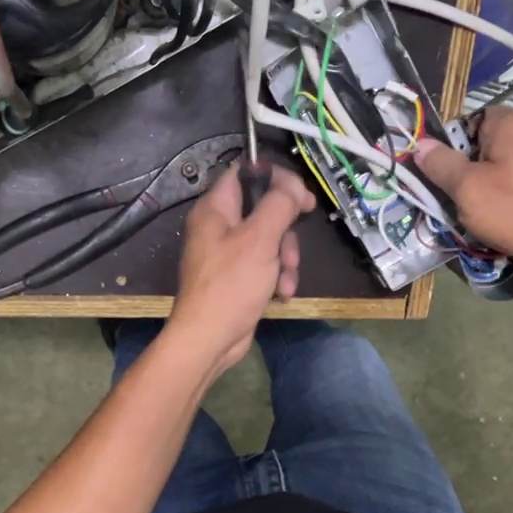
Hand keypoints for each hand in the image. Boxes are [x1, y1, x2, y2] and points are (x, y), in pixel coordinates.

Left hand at [168, 163, 315, 375]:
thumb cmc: (231, 285)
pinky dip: (276, 277)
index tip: (302, 196)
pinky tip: (281, 294)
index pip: (246, 173)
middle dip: (285, 233)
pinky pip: (264, 266)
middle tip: (291, 250)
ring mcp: (227, 254)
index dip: (276, 178)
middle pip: (264, 210)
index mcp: (214, 209)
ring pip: (269, 241)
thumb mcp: (260, 238)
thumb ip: (279, 204)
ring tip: (285, 280)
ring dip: (285, 259)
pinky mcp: (237, 278)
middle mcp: (218, 227)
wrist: (210, 339)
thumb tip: (292, 187)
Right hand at [414, 109, 512, 278]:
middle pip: (484, 145)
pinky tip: (508, 219)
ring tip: (483, 215)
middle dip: (467, 172)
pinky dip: (508, 197)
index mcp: (510, 120)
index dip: (449, 150)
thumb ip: (440, 164)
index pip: (465, 122)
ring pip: (501, 166)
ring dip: (486, 188)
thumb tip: (419, 145)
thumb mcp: (467, 189)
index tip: (442, 179)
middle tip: (459, 201)